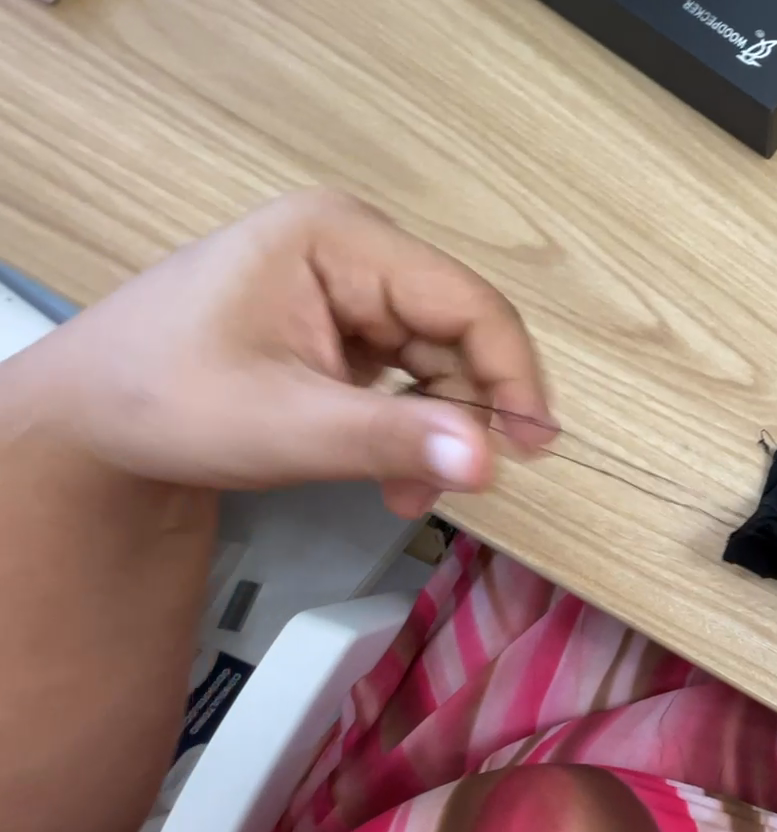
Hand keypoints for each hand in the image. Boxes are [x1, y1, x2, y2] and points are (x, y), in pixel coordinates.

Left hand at [13, 189, 555, 515]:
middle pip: (467, 339)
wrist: (88, 429)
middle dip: (468, 417)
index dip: (515, 376)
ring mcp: (363, 291)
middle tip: (462, 480)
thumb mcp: (282, 426)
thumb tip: (489, 464)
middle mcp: (362, 255)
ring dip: (444, 437)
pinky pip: (426, 383)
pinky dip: (424, 434)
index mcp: (341, 241)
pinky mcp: (362, 329)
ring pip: (454, 368)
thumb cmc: (158, 405)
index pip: (470, 306)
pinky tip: (401, 475)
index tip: (534, 446)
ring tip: (410, 491)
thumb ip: (391, 440)